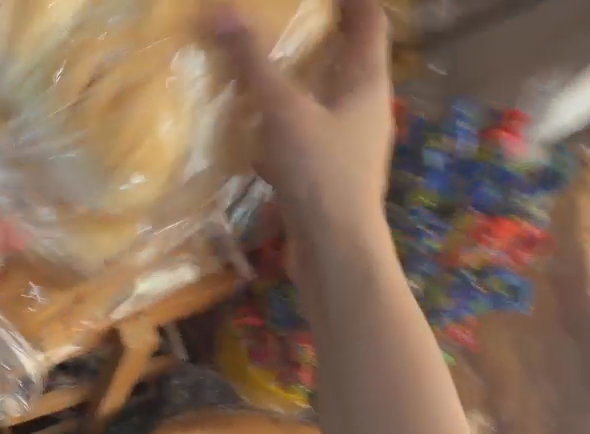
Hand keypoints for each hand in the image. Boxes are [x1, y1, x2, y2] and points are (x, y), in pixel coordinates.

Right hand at [210, 0, 393, 233]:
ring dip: (296, 92)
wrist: (335, 253)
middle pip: (346, 64)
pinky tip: (254, 143)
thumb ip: (253, 65)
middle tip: (284, 24)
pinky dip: (282, 136)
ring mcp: (347, 150)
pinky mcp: (327, 182)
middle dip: (318, 42)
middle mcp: (365, 112)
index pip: (369, 21)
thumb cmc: (321, 175)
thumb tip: (220, 13)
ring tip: (262, 78)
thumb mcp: (283, 112)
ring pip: (322, 107)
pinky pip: (305, 145)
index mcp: (368, 83)